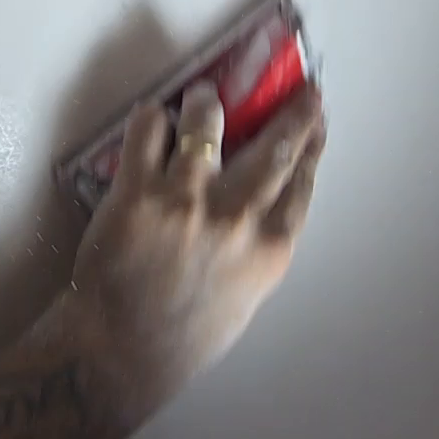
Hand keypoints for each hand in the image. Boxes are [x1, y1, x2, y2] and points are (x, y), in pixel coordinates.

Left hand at [61, 81, 326, 415]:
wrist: (119, 351)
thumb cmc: (185, 331)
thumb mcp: (243, 292)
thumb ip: (255, 244)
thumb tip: (256, 201)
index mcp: (268, 250)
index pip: (301, 183)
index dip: (313, 145)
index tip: (319, 119)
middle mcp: (235, 218)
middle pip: (274, 148)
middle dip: (292, 112)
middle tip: (300, 87)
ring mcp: (186, 200)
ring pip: (207, 124)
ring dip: (207, 102)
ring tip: (203, 94)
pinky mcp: (138, 190)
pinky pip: (148, 130)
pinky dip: (152, 117)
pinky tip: (154, 116)